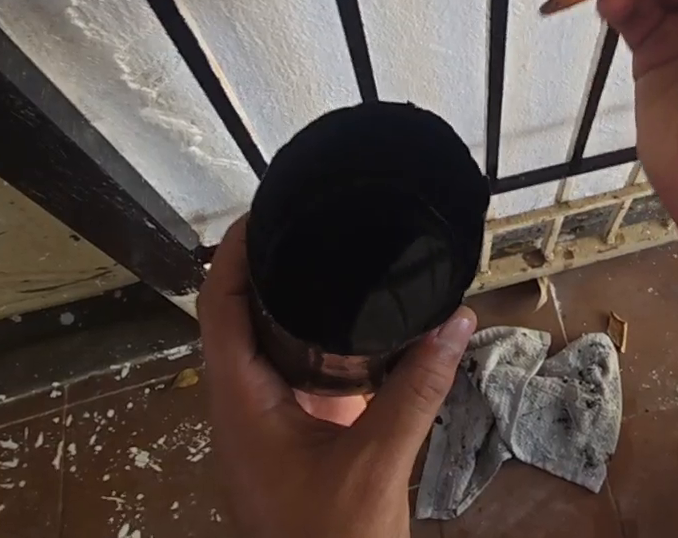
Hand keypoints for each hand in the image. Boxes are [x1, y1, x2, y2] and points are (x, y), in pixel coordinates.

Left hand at [199, 217, 476, 536]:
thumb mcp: (376, 465)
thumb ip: (416, 390)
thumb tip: (459, 319)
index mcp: (242, 407)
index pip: (219, 314)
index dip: (231, 259)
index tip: (263, 212)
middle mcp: (247, 404)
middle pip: (236, 317)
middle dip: (262, 263)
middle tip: (306, 214)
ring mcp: (272, 419)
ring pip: (267, 340)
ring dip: (288, 293)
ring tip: (328, 244)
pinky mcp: (300, 430)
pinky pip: (298, 363)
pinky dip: (319, 328)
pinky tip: (355, 310)